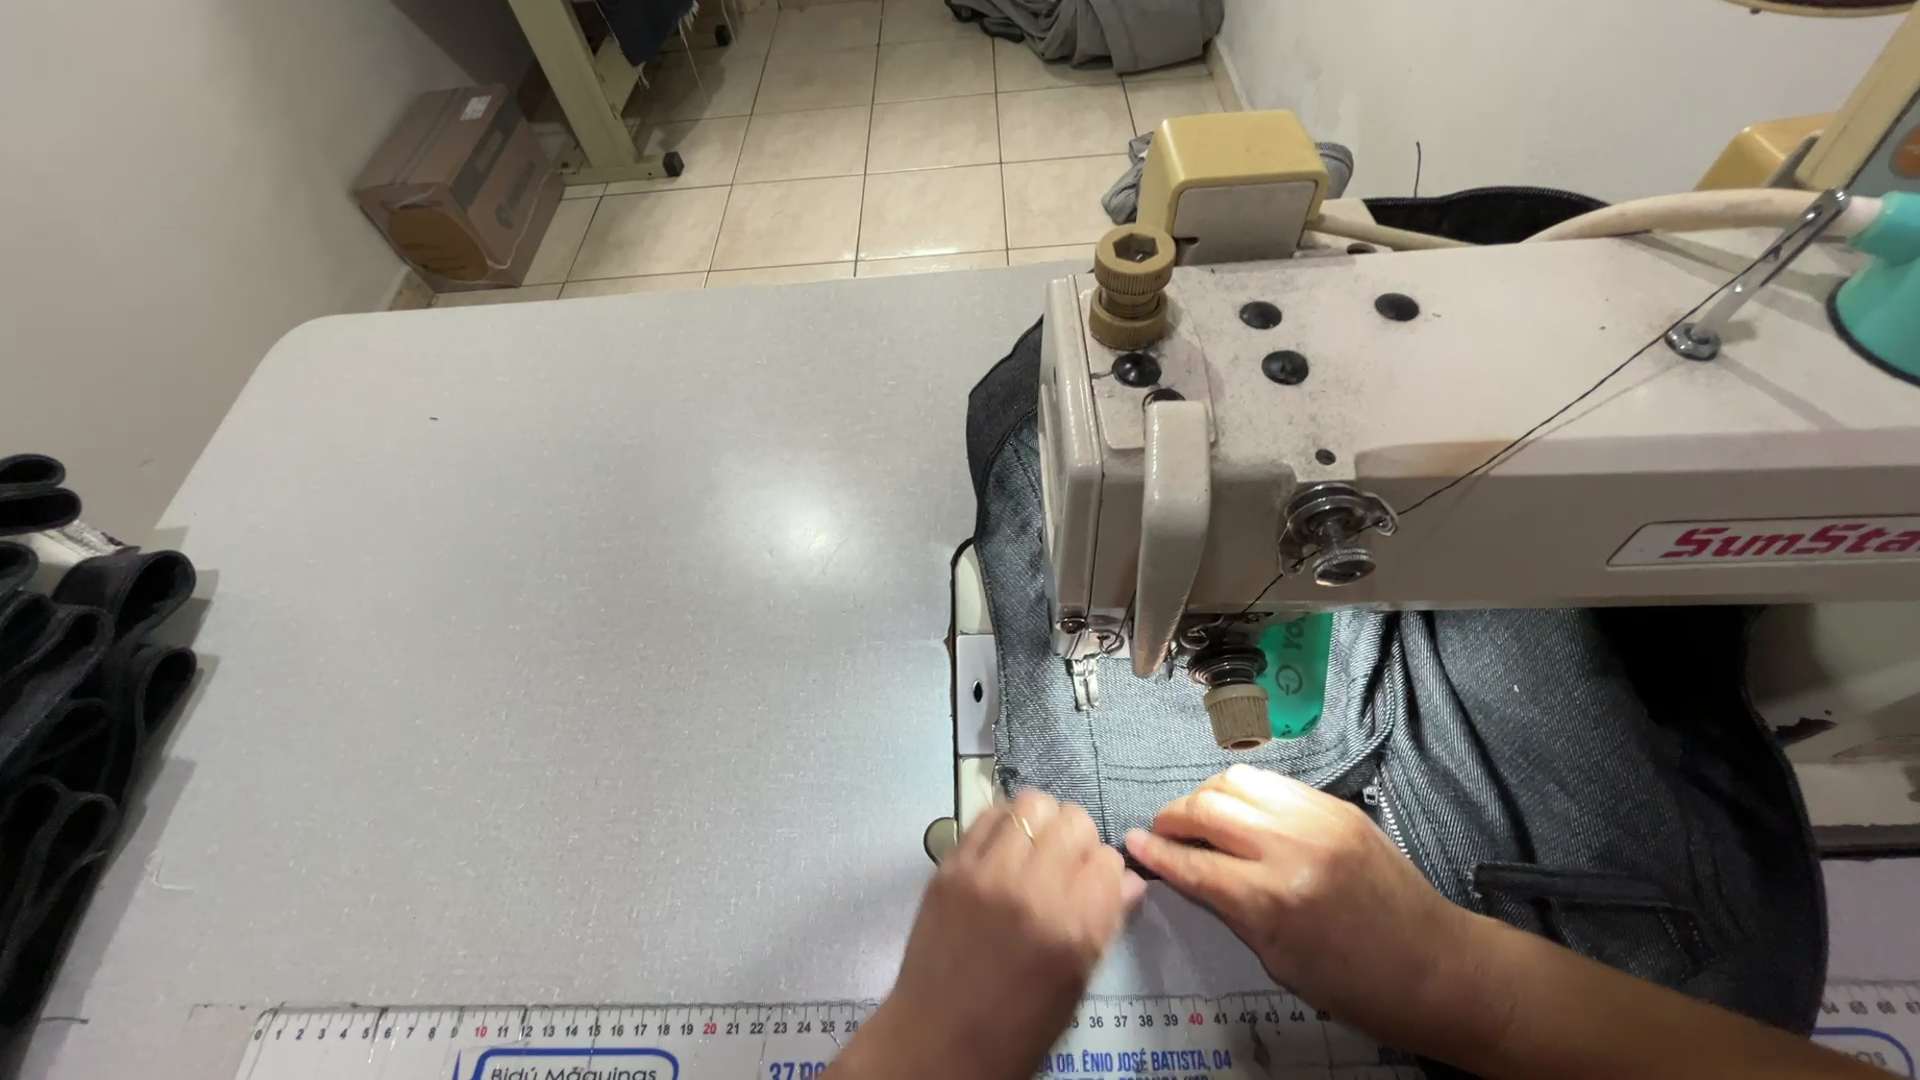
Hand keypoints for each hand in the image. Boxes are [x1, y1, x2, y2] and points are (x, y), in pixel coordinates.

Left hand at [831, 790, 1144, 1079]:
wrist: (939, 1040)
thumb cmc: (1019, 1025)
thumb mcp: (1077, 984)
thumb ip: (1106, 922)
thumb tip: (1131, 880)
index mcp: (1071, 927)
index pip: (1109, 861)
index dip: (1107, 872)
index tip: (1094, 884)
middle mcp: (1031, 888)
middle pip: (1074, 820)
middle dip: (1079, 838)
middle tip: (1066, 862)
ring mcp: (986, 871)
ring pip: (1032, 803)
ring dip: (1042, 821)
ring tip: (1036, 846)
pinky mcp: (951, 864)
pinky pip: (988, 814)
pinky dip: (1004, 823)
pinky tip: (1005, 847)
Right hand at [1125, 765, 1491, 1056]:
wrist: (1443, 968)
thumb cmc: (1361, 986)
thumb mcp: (1280, 963)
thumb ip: (1228, 908)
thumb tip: (1184, 872)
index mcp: (1275, 900)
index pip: (1194, 864)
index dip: (1156, 853)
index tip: (1132, 844)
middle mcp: (1291, 847)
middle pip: (1206, 808)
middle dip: (1171, 817)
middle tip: (1163, 831)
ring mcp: (1316, 818)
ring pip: (1234, 780)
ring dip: (1204, 796)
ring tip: (1197, 816)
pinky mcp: (1335, 804)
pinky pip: (1271, 781)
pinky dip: (1242, 791)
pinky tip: (1238, 810)